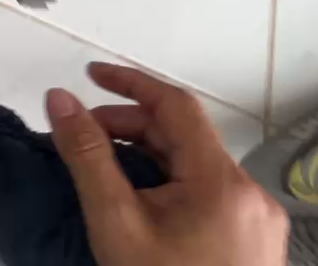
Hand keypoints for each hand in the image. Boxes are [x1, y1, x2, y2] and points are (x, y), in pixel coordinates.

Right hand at [47, 63, 287, 265]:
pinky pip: (202, 189)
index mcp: (224, 184)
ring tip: (102, 172)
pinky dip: (161, 178)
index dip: (129, 81)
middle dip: (125, 125)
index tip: (86, 75)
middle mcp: (251, 196)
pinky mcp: (253, 243)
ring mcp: (258, 222)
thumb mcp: (114, 219)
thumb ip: (86, 152)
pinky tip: (134, 198)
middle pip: (181, 134)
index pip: (176, 105)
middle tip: (81, 140)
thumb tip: (59, 96)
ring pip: (190, 162)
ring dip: (141, 152)